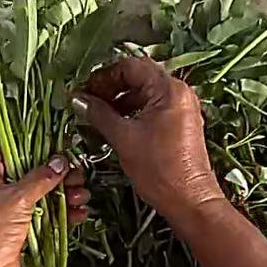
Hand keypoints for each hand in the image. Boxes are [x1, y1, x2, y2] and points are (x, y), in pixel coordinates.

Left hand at [0, 149, 88, 266]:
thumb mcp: (16, 199)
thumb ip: (40, 178)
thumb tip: (59, 162)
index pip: (12, 151)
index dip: (38, 151)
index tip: (62, 153)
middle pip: (29, 174)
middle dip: (56, 177)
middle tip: (77, 177)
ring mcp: (3, 211)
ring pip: (38, 196)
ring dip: (62, 196)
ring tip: (82, 196)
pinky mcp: (15, 230)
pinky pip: (40, 216)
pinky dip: (59, 214)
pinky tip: (78, 213)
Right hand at [71, 57, 225, 222]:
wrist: (189, 200)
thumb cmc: (159, 170)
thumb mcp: (124, 139)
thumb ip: (99, 115)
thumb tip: (78, 100)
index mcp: (169, 90)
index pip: (131, 66)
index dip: (104, 76)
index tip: (85, 91)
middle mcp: (179, 93)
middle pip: (139, 77)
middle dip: (111, 87)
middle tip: (88, 101)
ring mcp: (182, 107)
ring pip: (145, 93)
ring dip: (120, 100)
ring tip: (98, 115)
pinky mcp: (180, 122)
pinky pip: (153, 107)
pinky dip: (133, 111)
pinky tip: (115, 124)